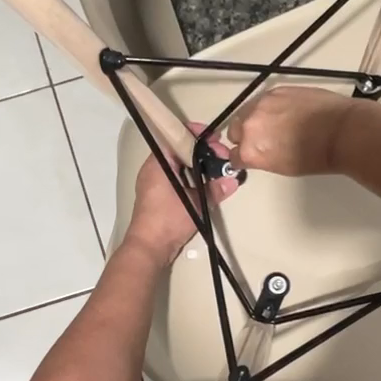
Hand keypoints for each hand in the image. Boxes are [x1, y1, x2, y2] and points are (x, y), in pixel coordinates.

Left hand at [121, 123, 238, 262]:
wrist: (148, 248)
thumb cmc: (167, 221)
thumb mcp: (196, 204)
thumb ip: (215, 190)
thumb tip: (233, 180)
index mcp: (158, 164)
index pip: (176, 136)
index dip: (196, 133)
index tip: (214, 137)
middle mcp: (154, 169)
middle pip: (179, 149)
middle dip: (202, 150)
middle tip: (222, 156)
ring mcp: (154, 182)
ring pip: (178, 164)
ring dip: (197, 163)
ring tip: (218, 168)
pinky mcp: (158, 195)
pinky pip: (176, 177)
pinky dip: (191, 176)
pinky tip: (206, 183)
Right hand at [226, 86, 368, 176]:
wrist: (341, 131)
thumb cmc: (316, 157)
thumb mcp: (281, 166)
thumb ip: (261, 156)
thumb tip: (259, 150)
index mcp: (250, 150)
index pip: (234, 155)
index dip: (243, 157)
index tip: (249, 157)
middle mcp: (249, 125)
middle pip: (234, 130)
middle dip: (244, 135)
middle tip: (262, 139)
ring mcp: (262, 104)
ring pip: (246, 111)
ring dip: (255, 118)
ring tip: (274, 123)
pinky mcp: (276, 90)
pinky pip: (264, 100)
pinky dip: (269, 107)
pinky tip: (285, 112)